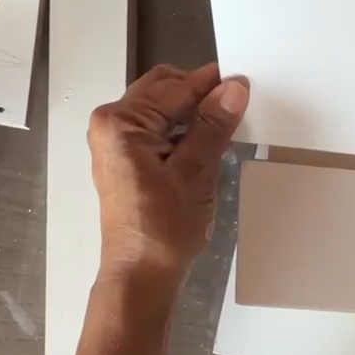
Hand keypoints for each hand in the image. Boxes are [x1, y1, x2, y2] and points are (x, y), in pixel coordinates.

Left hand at [88, 64, 249, 274]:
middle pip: (161, 92)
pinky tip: (205, 145)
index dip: (210, 84)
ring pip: (160, 112)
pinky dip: (182, 133)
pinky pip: (157, 133)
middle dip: (199, 95)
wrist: (142, 273)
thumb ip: (212, 128)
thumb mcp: (194, 174)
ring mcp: (116, 144)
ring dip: (192, 115)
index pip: (173, 88)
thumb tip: (234, 89)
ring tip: (226, 127)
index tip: (243, 82)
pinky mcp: (126, 162)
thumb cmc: (163, 228)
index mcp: (121, 122)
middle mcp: (111, 125)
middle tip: (236, 105)